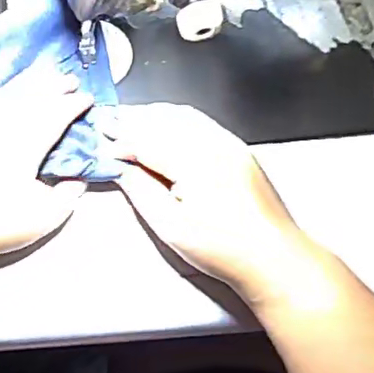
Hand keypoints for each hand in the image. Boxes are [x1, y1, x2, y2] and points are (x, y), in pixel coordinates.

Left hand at [0, 65, 94, 261]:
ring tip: (43, 74)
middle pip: (36, 96)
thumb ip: (68, 195)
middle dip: (57, 87)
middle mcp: (4, 120)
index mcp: (30, 139)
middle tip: (71, 81)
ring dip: (28, 80)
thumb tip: (78, 179)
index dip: (76, 104)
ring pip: (7, 90)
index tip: (88, 100)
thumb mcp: (43, 218)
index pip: (59, 113)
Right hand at [108, 103, 331, 305]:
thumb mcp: (169, 225)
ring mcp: (229, 143)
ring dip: (153, 115)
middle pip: (163, 119)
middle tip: (106, 121)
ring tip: (129, 119)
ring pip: (182, 115)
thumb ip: (140, 189)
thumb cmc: (223, 248)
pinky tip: (163, 125)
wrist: (274, 257)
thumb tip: (119, 166)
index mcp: (194, 161)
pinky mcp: (238, 149)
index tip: (99, 143)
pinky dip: (175, 119)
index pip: (145, 140)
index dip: (119, 140)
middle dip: (132, 119)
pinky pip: (200, 122)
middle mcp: (213, 143)